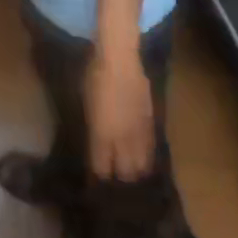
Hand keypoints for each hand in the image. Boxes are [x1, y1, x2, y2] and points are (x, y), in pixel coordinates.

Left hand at [86, 47, 155, 181]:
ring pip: (141, 164)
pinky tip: (144, 157)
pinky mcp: (151, 121)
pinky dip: (146, 156)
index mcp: (101, 135)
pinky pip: (150, 148)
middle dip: (119, 176)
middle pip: (125, 172)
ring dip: (135, 169)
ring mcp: (138, 131)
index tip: (96, 178)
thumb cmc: (95, 77)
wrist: (119, 60)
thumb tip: (97, 142)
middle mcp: (121, 138)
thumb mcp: (86, 104)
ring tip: (131, 169)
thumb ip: (93, 128)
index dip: (98, 175)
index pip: (101, 168)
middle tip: (115, 174)